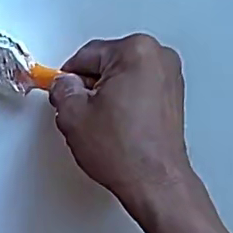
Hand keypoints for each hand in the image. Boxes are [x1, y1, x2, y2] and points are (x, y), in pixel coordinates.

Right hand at [49, 34, 232, 232]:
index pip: (87, 55)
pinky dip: (124, 106)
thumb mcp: (73, 116)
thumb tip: (63, 85)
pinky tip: (115, 130)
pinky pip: (138, 93)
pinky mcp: (172, 99)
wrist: (153, 180)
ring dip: (107, 97)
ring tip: (99, 127)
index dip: (67, 77)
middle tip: (78, 113)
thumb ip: (62, 91)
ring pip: (124, 79)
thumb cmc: (125, 151)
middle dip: (89, 87)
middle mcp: (158, 58)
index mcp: (134, 51)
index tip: (59, 89)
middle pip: (108, 64)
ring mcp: (170, 78)